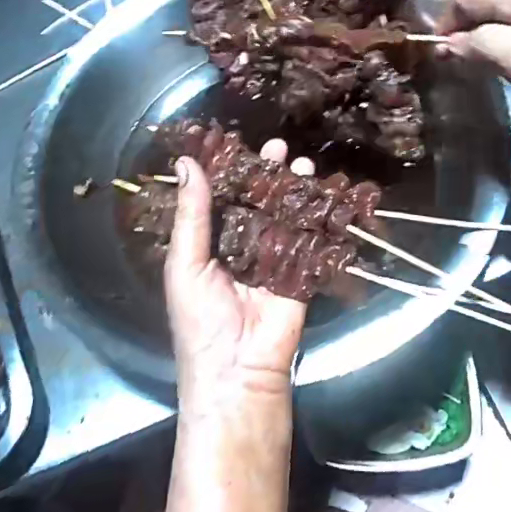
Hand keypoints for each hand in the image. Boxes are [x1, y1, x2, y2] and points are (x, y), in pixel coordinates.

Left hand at [164, 140, 309, 408]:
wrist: (237, 369)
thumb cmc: (200, 319)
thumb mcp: (185, 263)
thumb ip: (191, 214)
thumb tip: (186, 163)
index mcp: (212, 244)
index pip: (223, 198)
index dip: (233, 171)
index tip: (241, 143)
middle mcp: (245, 245)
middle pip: (260, 201)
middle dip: (270, 174)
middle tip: (278, 148)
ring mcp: (276, 257)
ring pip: (287, 214)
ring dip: (295, 189)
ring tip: (302, 164)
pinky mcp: (302, 271)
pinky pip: (310, 239)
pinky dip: (318, 216)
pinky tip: (325, 194)